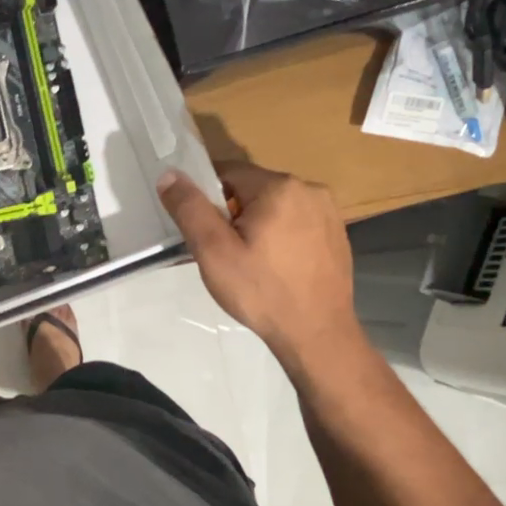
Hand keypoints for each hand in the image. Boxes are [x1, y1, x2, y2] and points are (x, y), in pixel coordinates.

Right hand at [157, 160, 359, 371]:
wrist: (316, 332)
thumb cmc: (259, 291)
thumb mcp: (213, 251)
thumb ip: (190, 208)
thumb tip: (169, 174)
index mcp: (279, 186)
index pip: (227, 172)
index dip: (206, 198)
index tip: (201, 230)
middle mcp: (309, 188)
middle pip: (252, 189)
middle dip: (231, 213)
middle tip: (221, 252)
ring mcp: (328, 211)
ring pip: (274, 206)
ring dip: (255, 224)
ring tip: (247, 262)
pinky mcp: (336, 232)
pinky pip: (295, 222)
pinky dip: (278, 236)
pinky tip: (273, 267)